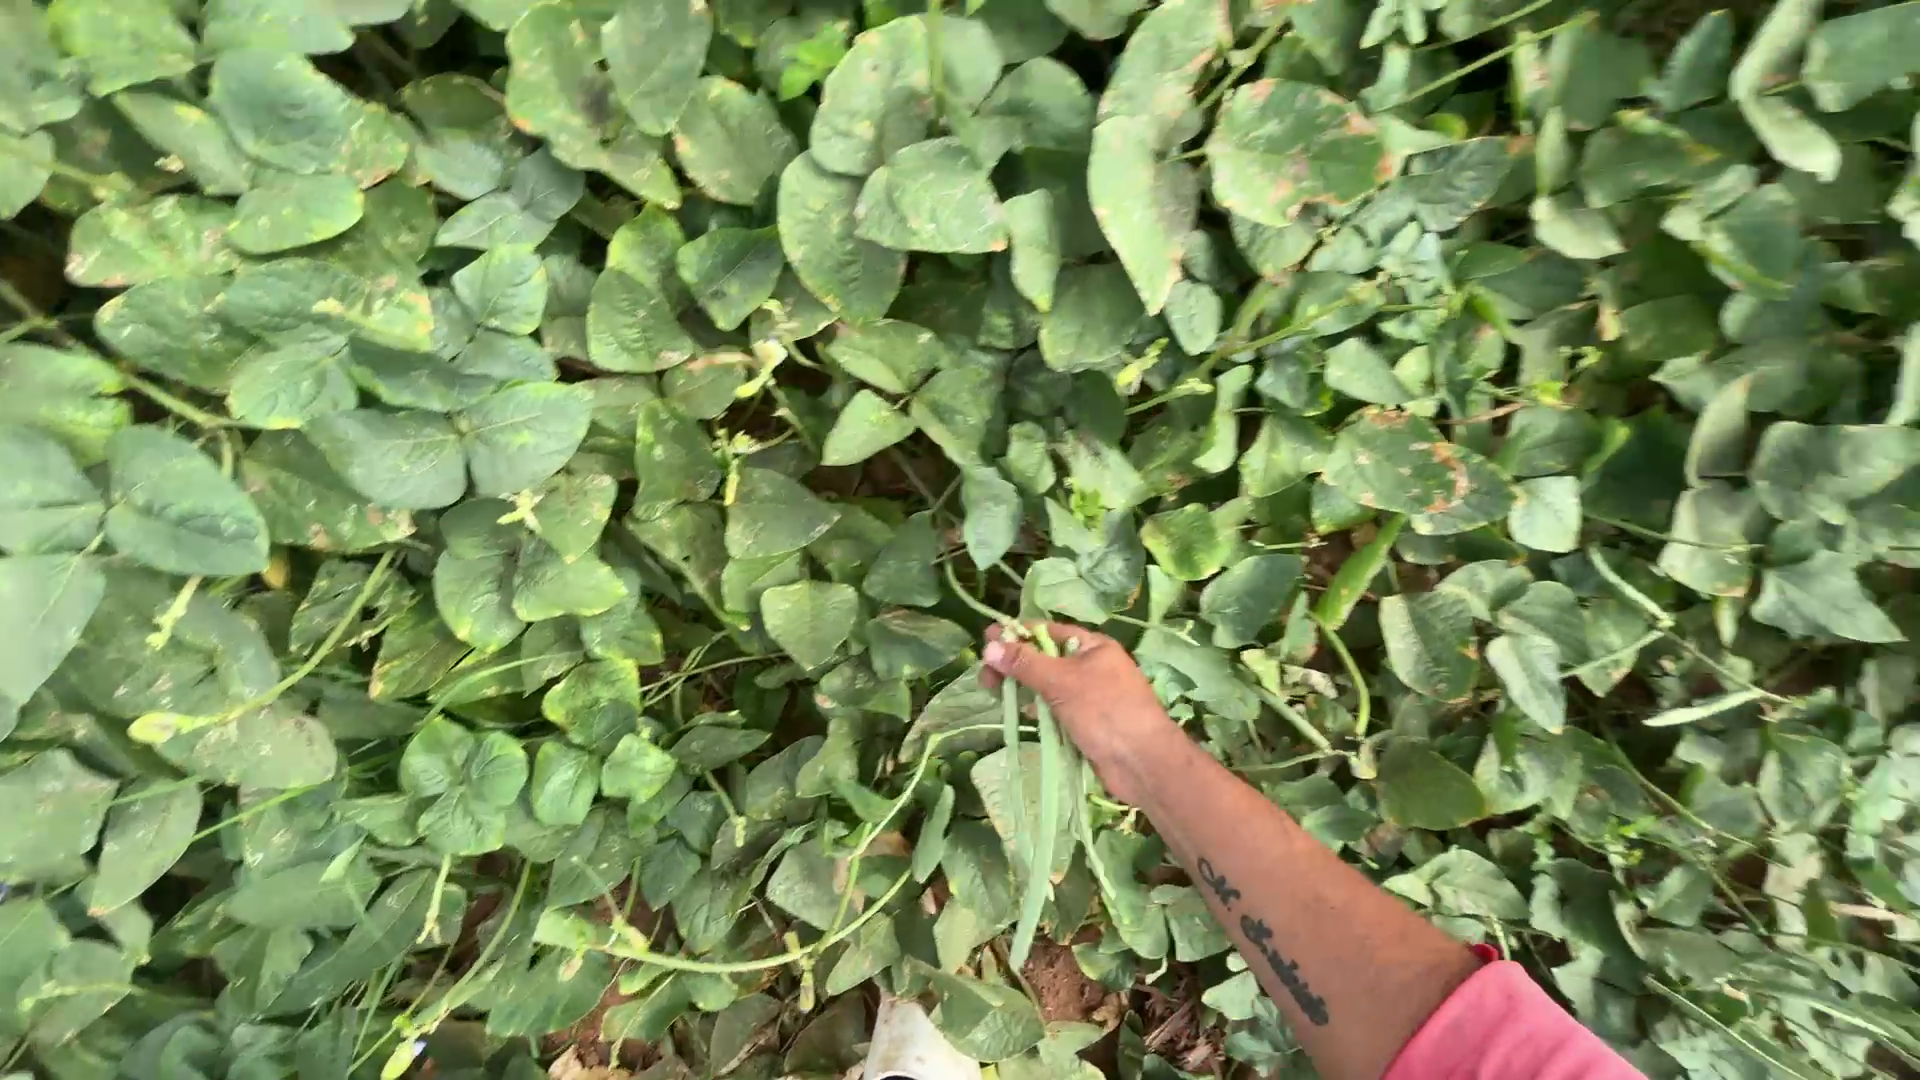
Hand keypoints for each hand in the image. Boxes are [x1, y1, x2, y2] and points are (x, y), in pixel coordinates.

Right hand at [979, 622, 1178, 804]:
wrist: (1143, 763)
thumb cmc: (1106, 711)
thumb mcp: (1062, 681)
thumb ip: (1024, 664)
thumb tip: (989, 646)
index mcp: (1092, 646)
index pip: (1046, 631)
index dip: (1016, 635)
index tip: (986, 642)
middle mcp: (1090, 666)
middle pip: (1043, 658)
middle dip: (1013, 665)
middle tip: (984, 679)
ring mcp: (1089, 696)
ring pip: (1046, 685)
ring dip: (1022, 688)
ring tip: (994, 695)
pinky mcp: (1085, 722)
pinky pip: (1054, 709)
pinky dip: (1037, 709)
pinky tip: (1021, 714)